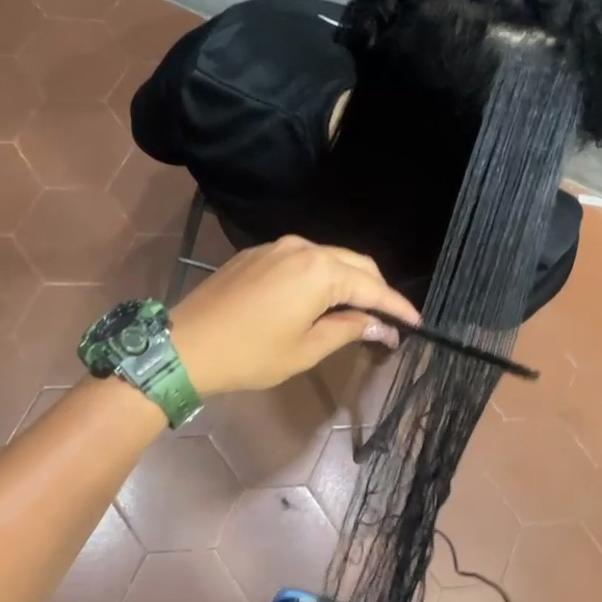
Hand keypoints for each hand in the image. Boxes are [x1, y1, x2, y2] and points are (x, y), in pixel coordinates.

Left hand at [171, 236, 419, 395]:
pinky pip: (302, 259)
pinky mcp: (256, 254)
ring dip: (349, 281)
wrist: (186, 345)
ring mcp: (276, 247)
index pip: (372, 287)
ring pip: (329, 258)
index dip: (396, 306)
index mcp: (319, 271)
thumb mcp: (305, 350)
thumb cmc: (250, 355)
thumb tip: (378, 325)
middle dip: (376, 289)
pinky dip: (321, 276)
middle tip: (388, 320)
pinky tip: (321, 300)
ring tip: (358, 311)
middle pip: (355, 264)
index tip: (415, 323)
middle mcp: (302, 248)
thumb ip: (347, 329)